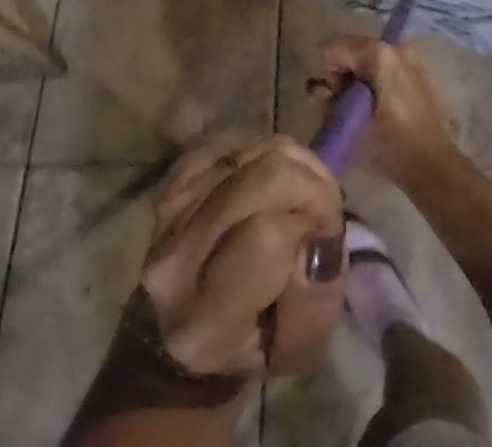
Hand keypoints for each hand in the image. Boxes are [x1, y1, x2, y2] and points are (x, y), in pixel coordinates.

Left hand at [141, 133, 344, 377]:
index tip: (321, 241)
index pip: (267, 234)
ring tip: (302, 197)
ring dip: (294, 166)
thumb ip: (315, 301)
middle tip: (322, 211)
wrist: (174, 338)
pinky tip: (273, 182)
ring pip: (254, 151)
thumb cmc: (249, 347)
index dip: (310, 225)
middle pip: (263, 176)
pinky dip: (266, 154)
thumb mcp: (299, 351)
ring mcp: (169, 211)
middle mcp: (175, 258)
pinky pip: (235, 141)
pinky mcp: (172, 180)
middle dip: (311, 185)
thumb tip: (319, 237)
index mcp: (205, 319)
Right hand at [318, 36, 458, 181]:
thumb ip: (326, 102)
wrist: (432, 162)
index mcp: (378, 54)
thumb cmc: (389, 144)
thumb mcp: (348, 125)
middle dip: (344, 73)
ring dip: (360, 76)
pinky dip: (376, 79)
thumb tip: (320, 90)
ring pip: (369, 56)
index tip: (337, 99)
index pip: (334, 48)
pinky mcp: (419, 70)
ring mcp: (411, 56)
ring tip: (366, 107)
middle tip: (349, 105)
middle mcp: (396, 47)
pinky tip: (382, 106)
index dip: (329, 74)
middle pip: (353, 48)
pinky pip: (386, 65)